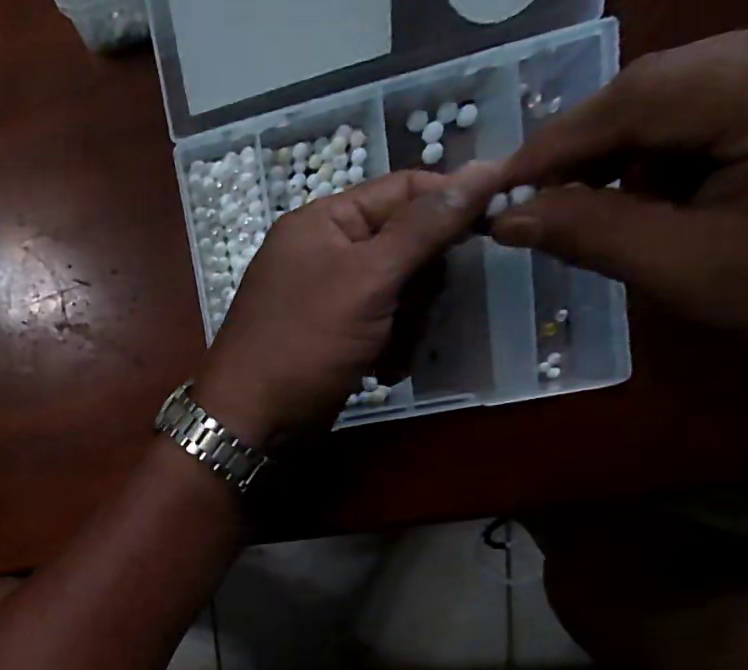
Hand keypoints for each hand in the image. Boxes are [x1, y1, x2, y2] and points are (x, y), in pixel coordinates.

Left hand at [195, 162, 505, 444]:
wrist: (250, 421)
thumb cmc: (303, 343)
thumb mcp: (367, 278)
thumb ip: (424, 227)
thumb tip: (485, 168)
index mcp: (322, 222)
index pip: (404, 189)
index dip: (451, 203)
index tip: (497, 225)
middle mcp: (322, 252)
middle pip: (405, 243)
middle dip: (422, 282)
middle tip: (419, 309)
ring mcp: (325, 297)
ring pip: (398, 291)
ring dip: (408, 323)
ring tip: (393, 349)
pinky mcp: (330, 336)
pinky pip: (379, 326)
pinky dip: (388, 347)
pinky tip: (385, 369)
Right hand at [492, 0, 747, 359]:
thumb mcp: (698, 271)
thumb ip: (595, 233)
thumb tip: (507, 217)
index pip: (643, 91)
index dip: (555, 142)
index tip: (497, 189)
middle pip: (678, 72)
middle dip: (600, 141)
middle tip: (549, 202)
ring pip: (716, 71)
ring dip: (651, 136)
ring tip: (628, 199)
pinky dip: (708, 125)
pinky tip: (698, 175)